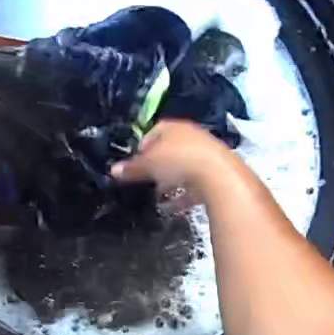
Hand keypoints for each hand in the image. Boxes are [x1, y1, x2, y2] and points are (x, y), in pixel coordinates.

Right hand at [110, 120, 242, 203]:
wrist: (220, 176)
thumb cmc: (178, 162)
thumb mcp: (148, 166)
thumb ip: (131, 169)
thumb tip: (113, 170)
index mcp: (174, 127)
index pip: (155, 131)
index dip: (143, 146)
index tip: (136, 162)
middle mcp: (192, 136)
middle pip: (171, 148)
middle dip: (159, 163)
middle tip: (147, 177)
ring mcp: (207, 154)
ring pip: (185, 165)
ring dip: (173, 178)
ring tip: (161, 193)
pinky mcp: (218, 173)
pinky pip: (196, 183)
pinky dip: (185, 194)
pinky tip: (176, 207)